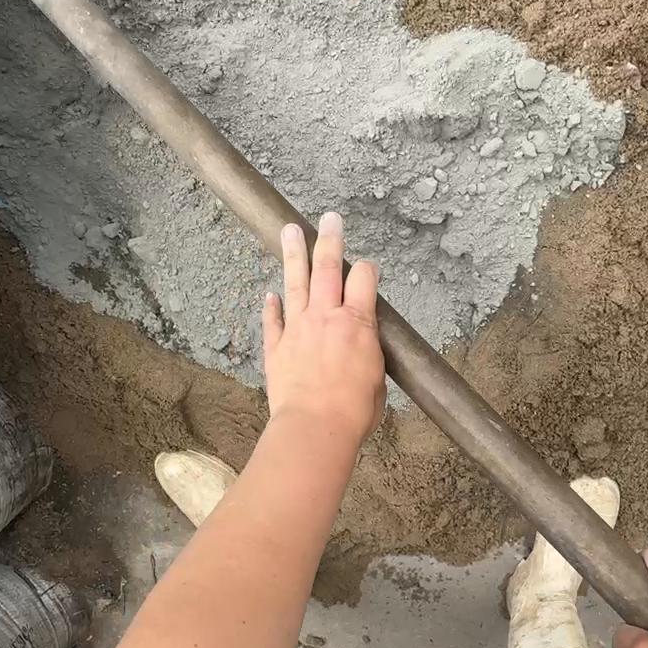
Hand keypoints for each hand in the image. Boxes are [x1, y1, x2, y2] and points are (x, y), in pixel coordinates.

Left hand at [263, 212, 385, 442]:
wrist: (315, 429)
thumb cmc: (353, 412)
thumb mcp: (377, 380)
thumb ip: (368, 355)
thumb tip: (363, 351)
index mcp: (358, 324)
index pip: (363, 279)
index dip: (366, 270)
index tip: (366, 268)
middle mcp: (326, 317)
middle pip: (328, 267)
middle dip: (330, 239)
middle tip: (330, 218)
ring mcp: (298, 329)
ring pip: (296, 282)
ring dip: (294, 254)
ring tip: (290, 230)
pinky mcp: (277, 347)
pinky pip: (273, 320)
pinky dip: (272, 306)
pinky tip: (270, 294)